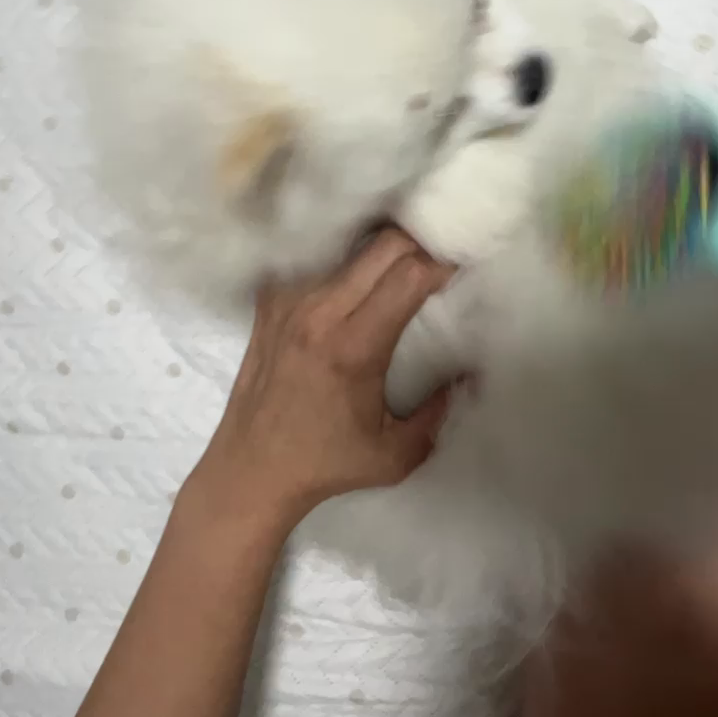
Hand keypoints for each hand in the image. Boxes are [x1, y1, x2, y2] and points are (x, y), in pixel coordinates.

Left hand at [196, 228, 458, 524]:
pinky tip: (358, 278)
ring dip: (385, 250)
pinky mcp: (269, 300)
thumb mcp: (397, 454)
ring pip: (351, 246)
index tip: (458, 271)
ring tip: (402, 265)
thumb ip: (441, 411)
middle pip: (385, 245)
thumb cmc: (326, 465)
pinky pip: (317, 260)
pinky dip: (345, 260)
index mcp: (353, 347)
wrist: (249, 471)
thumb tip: (469, 372)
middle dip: (421, 244)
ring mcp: (289, 300)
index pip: (409, 275)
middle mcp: (319, 312)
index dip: (441, 264)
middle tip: (436, 260)